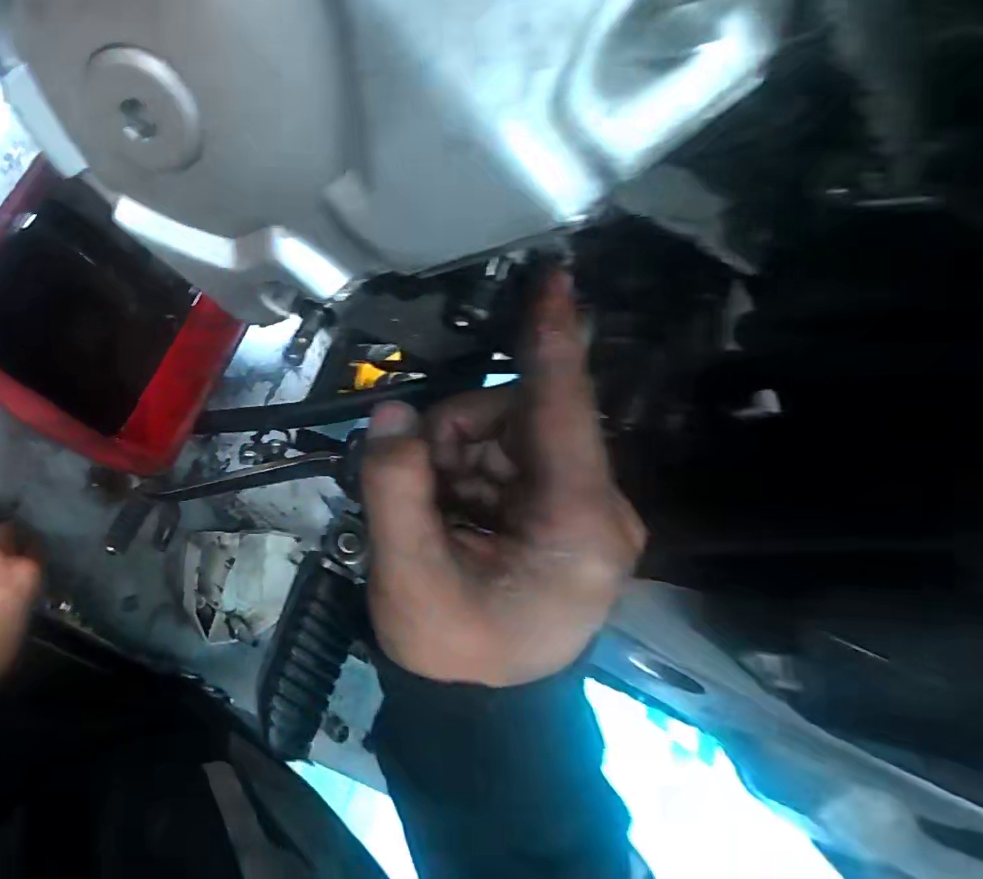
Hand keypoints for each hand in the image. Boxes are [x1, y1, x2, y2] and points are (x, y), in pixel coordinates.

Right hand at [362, 271, 646, 686]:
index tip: (556, 278)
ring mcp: (574, 504)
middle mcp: (592, 504)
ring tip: (425, 511)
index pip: (562, 410)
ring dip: (448, 454)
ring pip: (498, 429)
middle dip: (451, 435)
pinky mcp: (553, 507)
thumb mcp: (409, 573)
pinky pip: (496, 453)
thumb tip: (390, 411)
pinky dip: (456, 468)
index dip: (553, 341)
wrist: (478, 705)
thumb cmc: (453, 648)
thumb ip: (394, 484)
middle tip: (413, 489)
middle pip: (513, 415)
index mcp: (578, 522)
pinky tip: (440, 509)